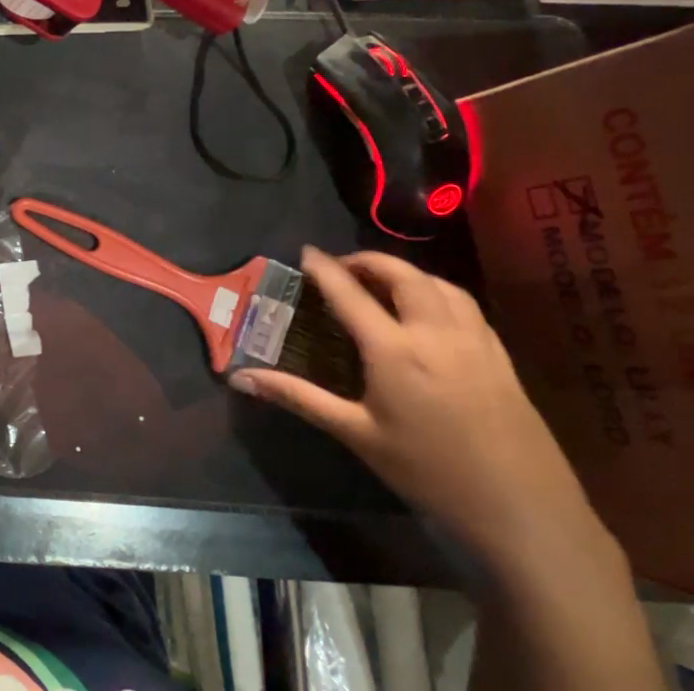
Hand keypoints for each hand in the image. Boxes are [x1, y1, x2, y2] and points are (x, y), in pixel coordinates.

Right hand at [231, 248, 604, 564]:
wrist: (523, 511)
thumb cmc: (429, 472)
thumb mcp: (356, 435)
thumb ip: (299, 397)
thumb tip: (240, 377)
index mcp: (396, 352)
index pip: (351, 295)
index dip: (325, 270)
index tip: (304, 252)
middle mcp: (438, 336)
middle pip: (406, 277)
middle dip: (371, 262)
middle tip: (341, 266)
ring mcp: (478, 346)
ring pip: (444, 287)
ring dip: (409, 274)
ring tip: (382, 282)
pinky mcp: (502, 361)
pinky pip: (468, 309)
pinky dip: (439, 294)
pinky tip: (428, 313)